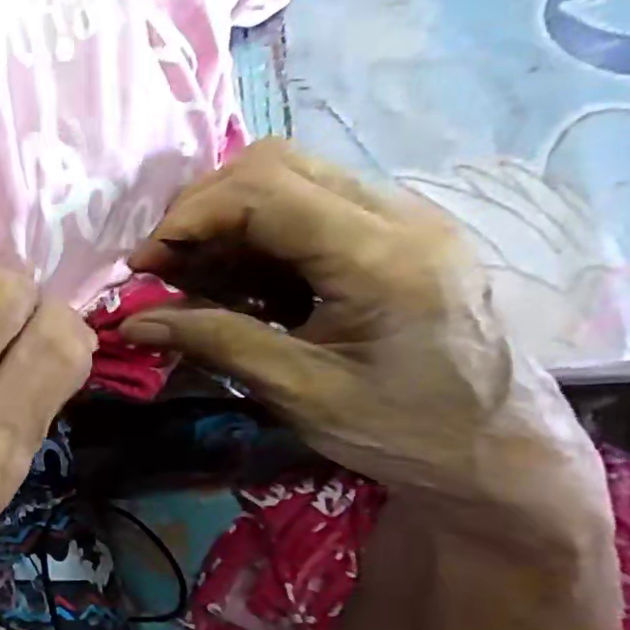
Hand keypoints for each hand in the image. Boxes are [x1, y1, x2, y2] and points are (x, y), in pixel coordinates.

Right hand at [119, 140, 618, 629]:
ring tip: (195, 279)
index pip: (262, 188)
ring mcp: (397, 227)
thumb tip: (130, 320)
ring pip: (284, 179)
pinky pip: (299, 212)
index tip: (144, 267)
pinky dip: (249, 237)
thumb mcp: (297, 390)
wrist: (499, 465)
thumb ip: (214, 337)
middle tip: (163, 268)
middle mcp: (397, 220)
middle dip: (199, 209)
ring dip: (222, 222)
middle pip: (272, 164)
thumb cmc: (403, 435)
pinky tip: (234, 285)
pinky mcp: (384, 246)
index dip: (188, 218)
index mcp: (383, 253)